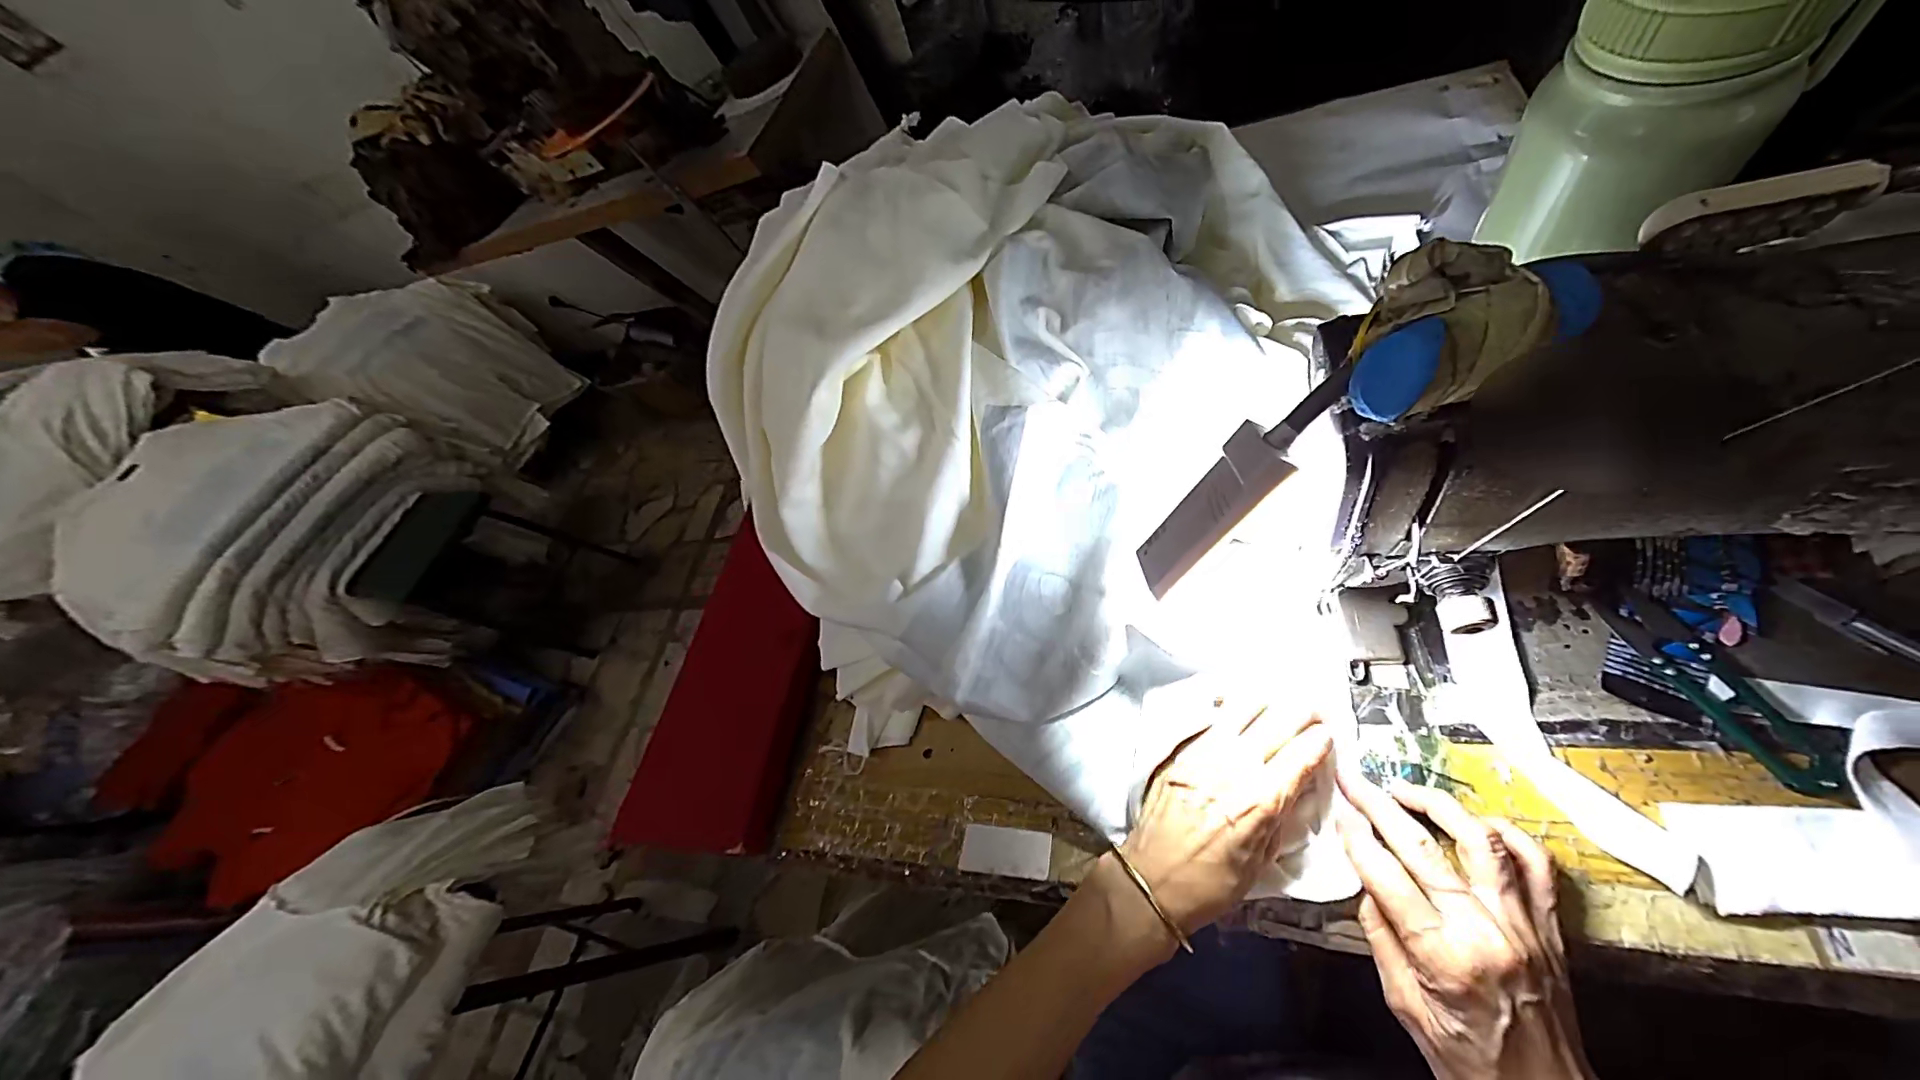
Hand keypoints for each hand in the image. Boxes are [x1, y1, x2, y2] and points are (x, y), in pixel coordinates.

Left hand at [1115, 707, 1332, 941]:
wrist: (1151, 878)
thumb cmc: (1210, 883)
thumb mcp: (1261, 862)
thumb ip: (1284, 820)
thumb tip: (1303, 788)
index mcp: (1258, 802)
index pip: (1299, 757)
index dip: (1319, 742)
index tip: (1329, 735)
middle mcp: (1232, 770)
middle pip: (1274, 725)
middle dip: (1300, 713)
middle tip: (1314, 709)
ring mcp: (1203, 756)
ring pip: (1241, 712)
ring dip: (1267, 704)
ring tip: (1281, 702)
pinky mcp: (1180, 753)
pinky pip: (1211, 720)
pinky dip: (1231, 708)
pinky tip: (1240, 705)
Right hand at [1335, 771, 1592, 1079]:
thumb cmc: (1468, 1058)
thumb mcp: (1402, 1000)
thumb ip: (1381, 934)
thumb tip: (1365, 882)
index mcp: (1442, 955)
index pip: (1385, 874)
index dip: (1356, 838)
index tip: (1340, 814)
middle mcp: (1486, 931)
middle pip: (1423, 847)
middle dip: (1380, 805)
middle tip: (1355, 781)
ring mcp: (1524, 924)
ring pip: (1480, 840)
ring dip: (1438, 804)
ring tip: (1406, 790)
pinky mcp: (1551, 925)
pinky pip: (1536, 863)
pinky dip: (1505, 832)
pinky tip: (1475, 820)